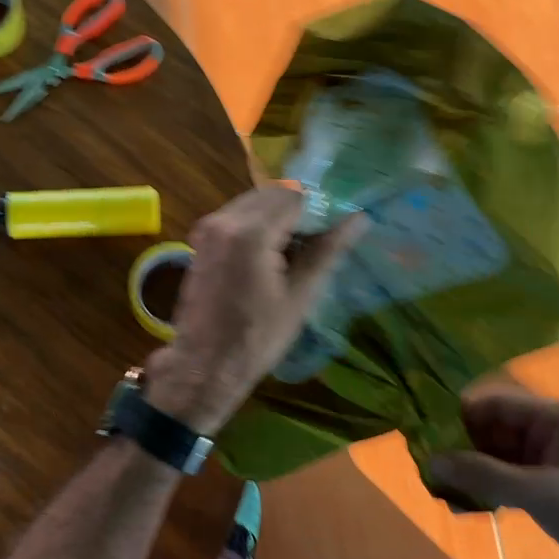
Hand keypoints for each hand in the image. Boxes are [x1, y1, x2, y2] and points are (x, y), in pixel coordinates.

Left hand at [143, 186, 366, 434]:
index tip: (334, 232)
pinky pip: (236, 217)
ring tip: (295, 254)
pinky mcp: (200, 240)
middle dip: (297, 212)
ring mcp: (207, 228)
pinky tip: (270, 257)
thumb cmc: (257, 336)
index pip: (294, 195)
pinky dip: (256, 226)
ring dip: (276, 218)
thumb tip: (359, 218)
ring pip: (253, 203)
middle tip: (317, 243)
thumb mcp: (300, 295)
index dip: (319, 210)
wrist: (204, 364)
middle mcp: (223, 220)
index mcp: (250, 231)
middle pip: (272, 194)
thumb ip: (327, 250)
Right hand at [427, 387, 558, 558]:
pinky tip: (465, 508)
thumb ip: (482, 475)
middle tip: (428, 470)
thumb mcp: (540, 495)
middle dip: (462, 449)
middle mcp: (557, 433)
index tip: (423, 436)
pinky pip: (510, 482)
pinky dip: (487, 491)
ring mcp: (556, 464)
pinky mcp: (555, 493)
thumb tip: (429, 461)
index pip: (497, 404)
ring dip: (472, 474)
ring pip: (499, 459)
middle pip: (495, 431)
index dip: (459, 417)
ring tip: (442, 493)